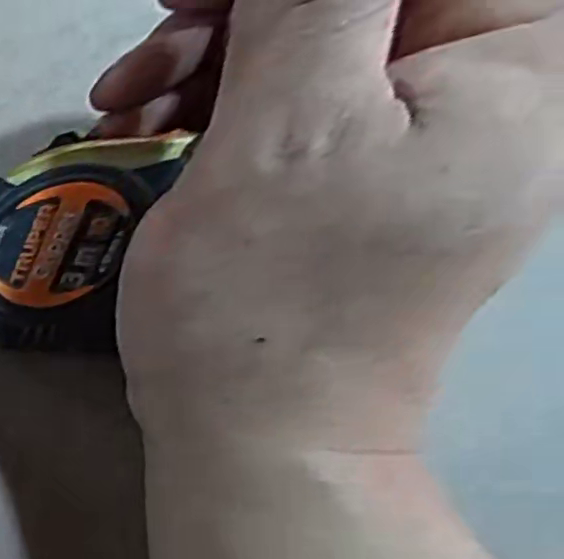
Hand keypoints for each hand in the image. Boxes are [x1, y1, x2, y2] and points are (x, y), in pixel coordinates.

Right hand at [108, 0, 562, 452]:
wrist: (252, 432)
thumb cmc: (262, 295)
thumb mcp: (281, 136)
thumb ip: (310, 8)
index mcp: (520, 52)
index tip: (178, 3)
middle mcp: (488, 89)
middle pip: (355, 9)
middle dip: (232, 26)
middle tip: (136, 69)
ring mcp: (415, 150)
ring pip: (311, 64)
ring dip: (207, 76)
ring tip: (123, 122)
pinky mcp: (348, 199)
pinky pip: (290, 128)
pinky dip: (215, 127)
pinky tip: (154, 153)